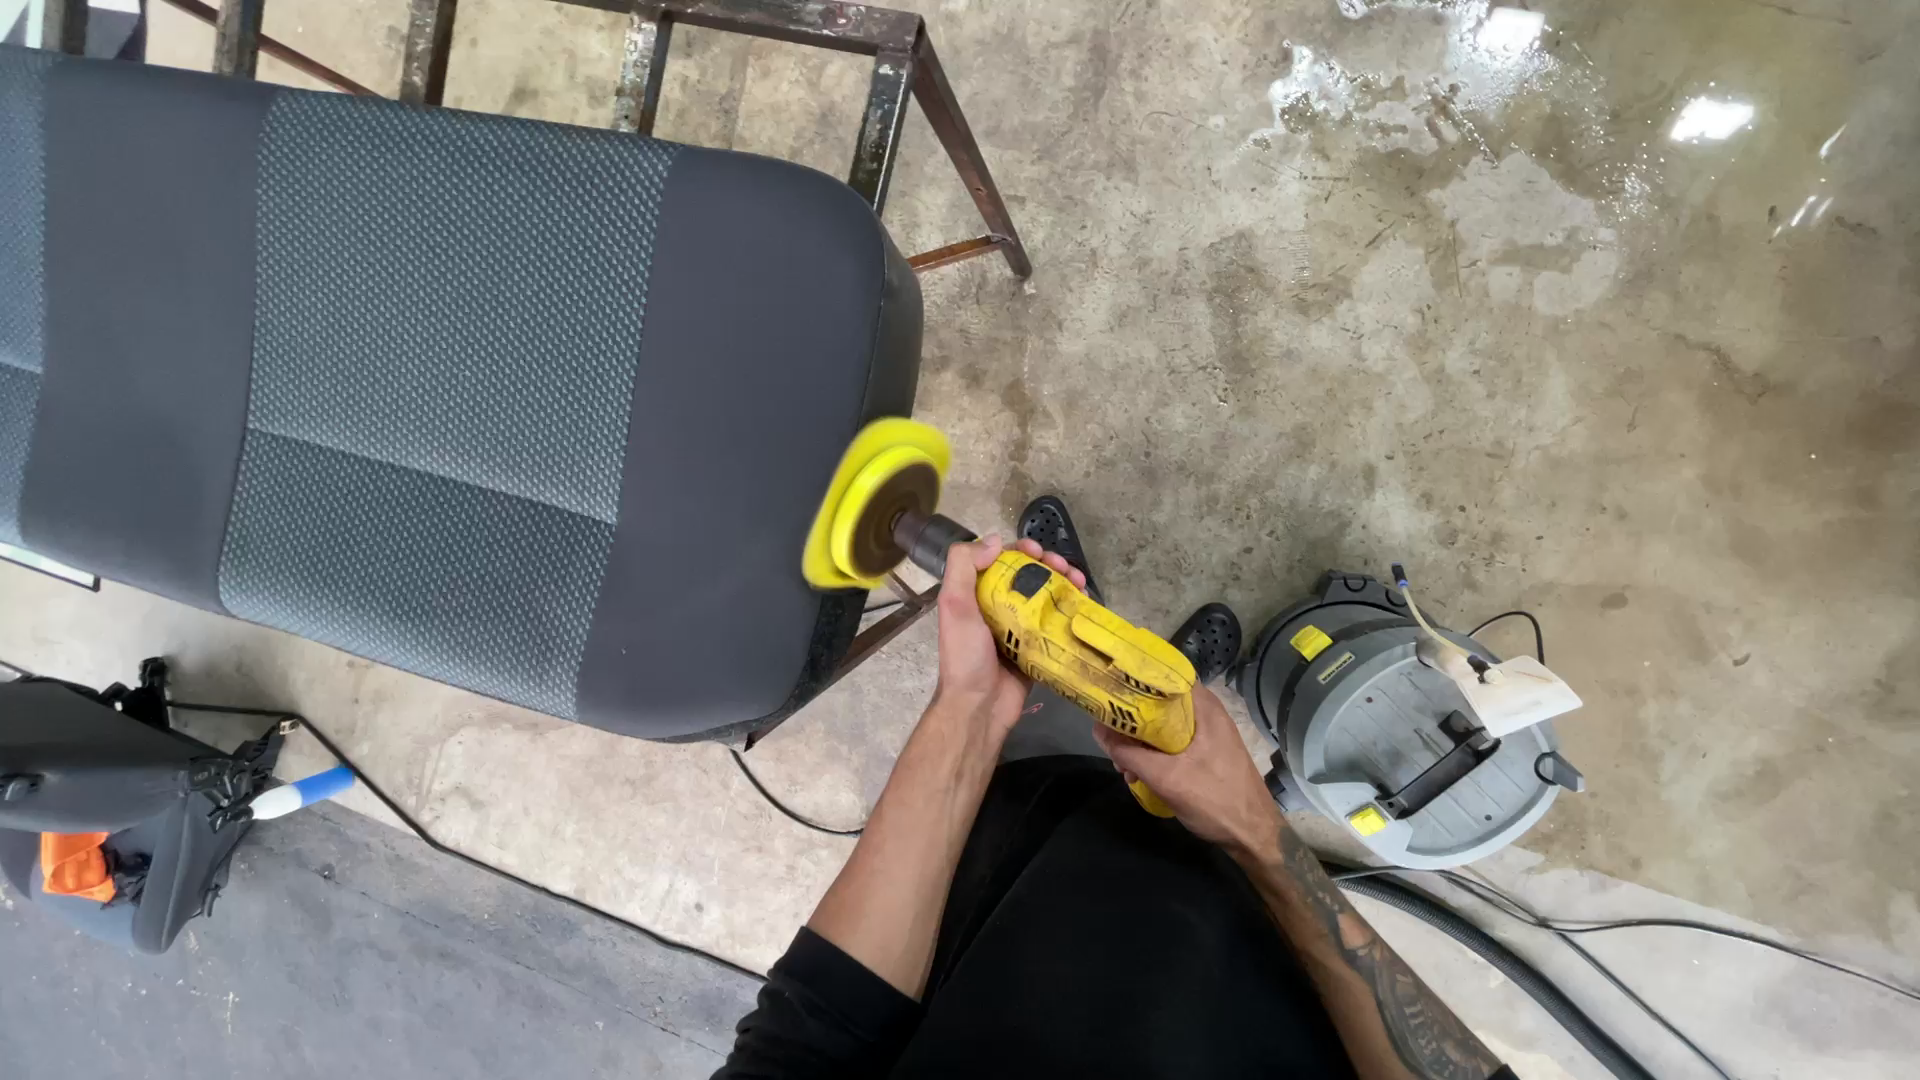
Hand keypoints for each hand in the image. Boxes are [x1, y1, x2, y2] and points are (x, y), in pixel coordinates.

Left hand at [930, 535, 1087, 743]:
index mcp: (975, 596)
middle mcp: (997, 609)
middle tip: (1065, 567)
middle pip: (1028, 577)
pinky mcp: (1037, 649)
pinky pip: (1056, 624)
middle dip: (1049, 565)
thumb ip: (963, 567)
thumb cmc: (965, 656)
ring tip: (1080, 582)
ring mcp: (1019, 629)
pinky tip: (1084, 604)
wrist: (979, 708)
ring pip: (1046, 597)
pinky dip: (1071, 611)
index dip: (1020, 550)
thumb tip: (995, 540)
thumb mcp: (954, 606)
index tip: (1038, 551)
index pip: (1000, 562)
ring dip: (1064, 584)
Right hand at [1092, 684, 1281, 857]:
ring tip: (1125, 766)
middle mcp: (1208, 714)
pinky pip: (1175, 743)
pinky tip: (1142, 774)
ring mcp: (1210, 734)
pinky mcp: (1209, 753)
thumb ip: (1129, 753)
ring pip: (1166, 727)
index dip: (1136, 682)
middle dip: (1133, 722)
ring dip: (1142, 743)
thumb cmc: (1215, 801)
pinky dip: (1156, 754)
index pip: (1165, 677)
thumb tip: (1098, 731)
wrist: (1255, 837)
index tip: (1111, 692)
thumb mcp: (1166, 778)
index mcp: (1204, 708)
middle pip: (1161, 705)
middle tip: (1113, 740)